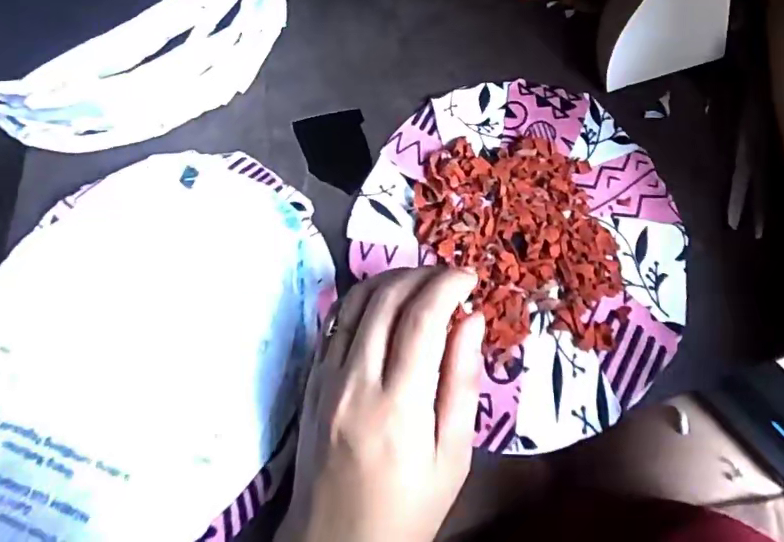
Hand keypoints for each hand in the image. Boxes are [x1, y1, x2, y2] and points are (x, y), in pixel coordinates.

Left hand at [276, 268, 484, 541]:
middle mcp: (356, 384)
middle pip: (387, 297)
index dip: (448, 284)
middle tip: (450, 277)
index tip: (470, 278)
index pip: (423, 317)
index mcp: (398, 406)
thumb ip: (462, 382)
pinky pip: (335, 322)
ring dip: (393, 278)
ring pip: (355, 300)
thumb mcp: (452, 457)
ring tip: (422, 282)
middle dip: (424, 273)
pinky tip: (387, 303)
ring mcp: (327, 381)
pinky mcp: (311, 382)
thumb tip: (473, 318)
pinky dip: (364, 299)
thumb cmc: (407, 509)